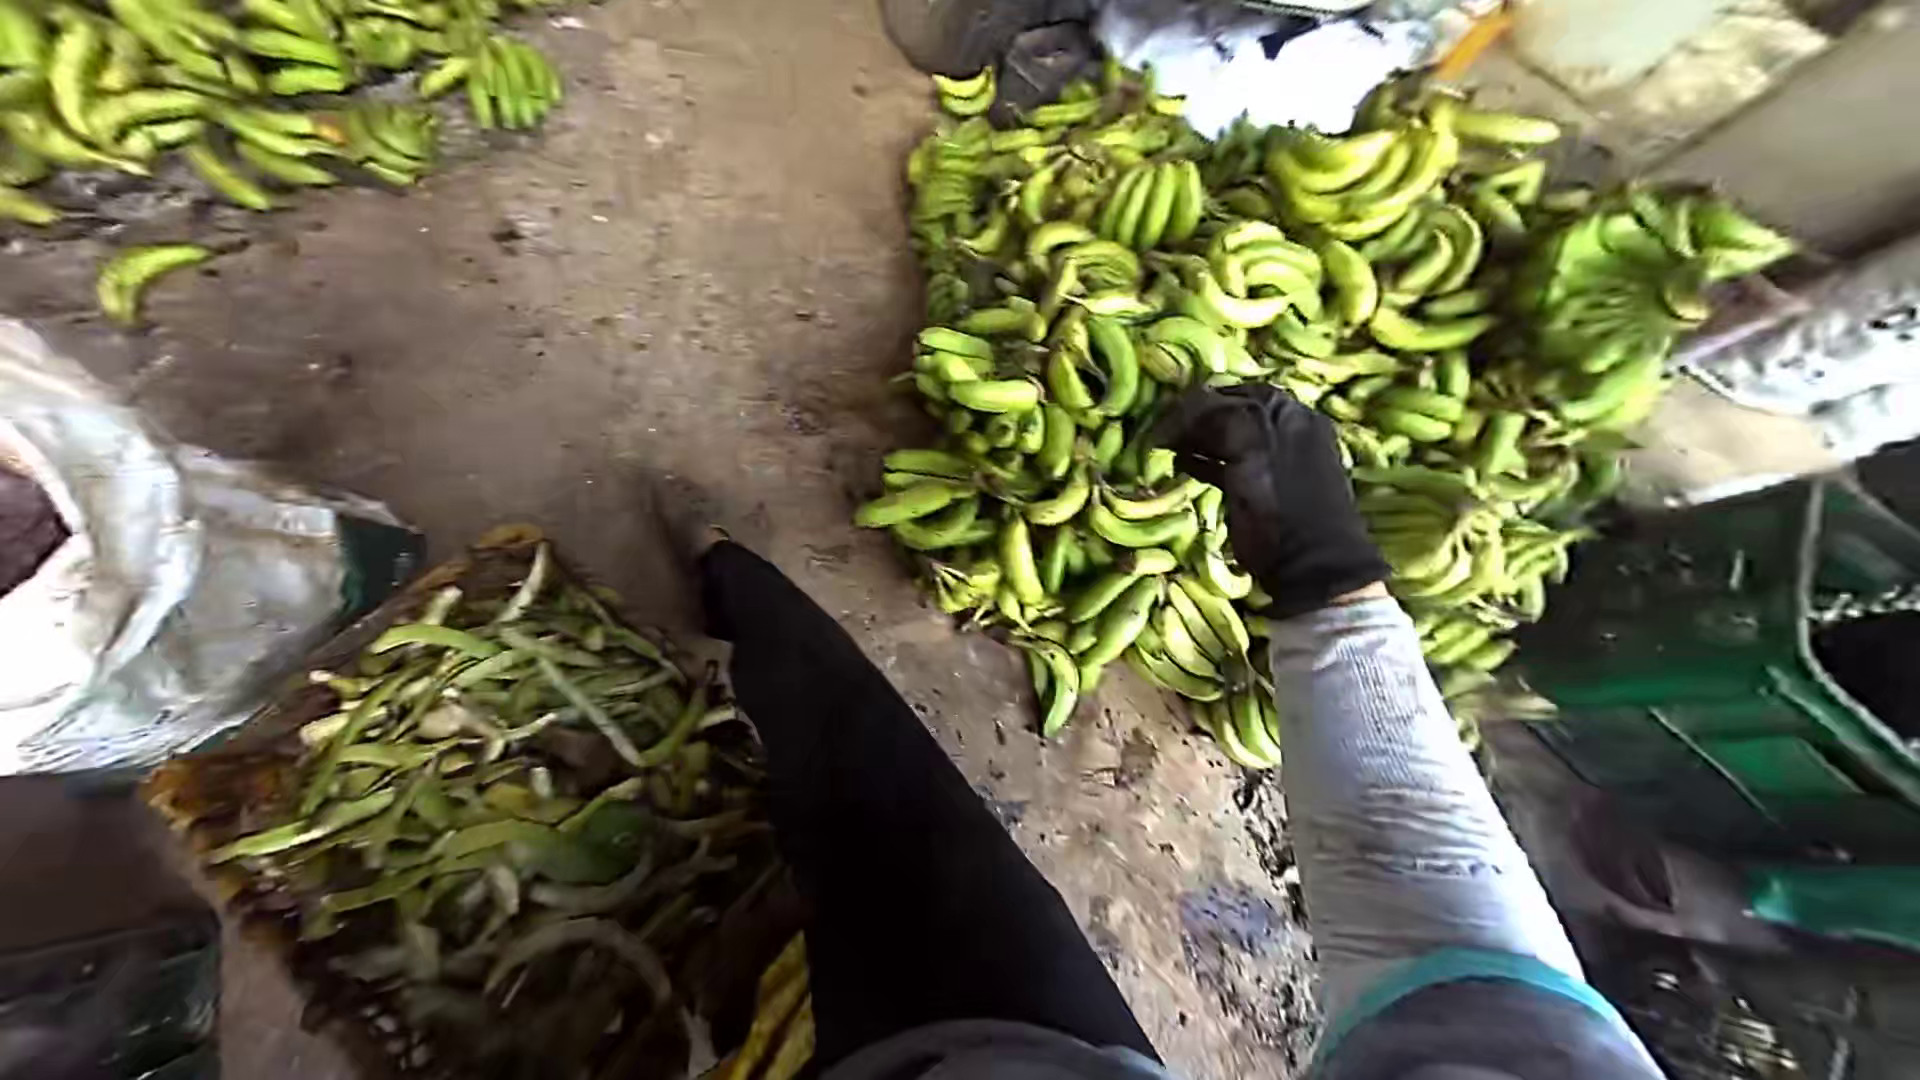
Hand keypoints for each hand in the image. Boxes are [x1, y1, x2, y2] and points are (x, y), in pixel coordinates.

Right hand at [1154, 385, 1388, 617]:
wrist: (1308, 562)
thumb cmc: (1279, 504)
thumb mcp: (1251, 448)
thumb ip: (1222, 419)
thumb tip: (1183, 407)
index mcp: (1285, 414)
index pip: (1230, 394)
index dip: (1194, 403)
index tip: (1161, 416)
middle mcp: (1280, 429)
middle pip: (1225, 413)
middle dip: (1191, 420)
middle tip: (1159, 432)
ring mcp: (1270, 459)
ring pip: (1222, 438)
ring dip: (1193, 440)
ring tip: (1165, 448)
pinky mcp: (1258, 486)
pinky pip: (1223, 463)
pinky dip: (1200, 461)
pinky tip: (1180, 464)